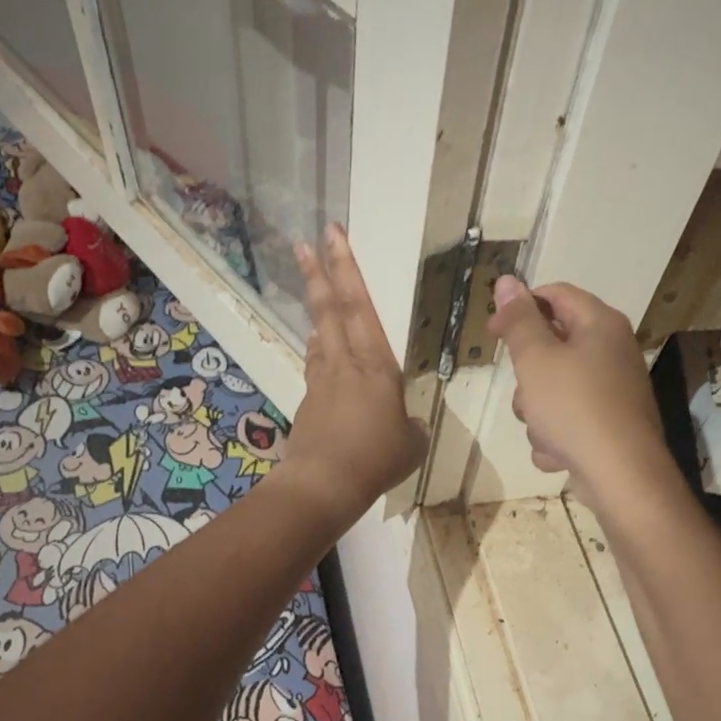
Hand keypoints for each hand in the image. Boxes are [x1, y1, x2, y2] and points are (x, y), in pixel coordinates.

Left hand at [279, 224, 426, 517]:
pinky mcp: (309, 402)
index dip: (348, 268)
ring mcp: (322, 381)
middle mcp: (345, 363)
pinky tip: (322, 354)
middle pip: (330, 308)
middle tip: (307, 242)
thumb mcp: (412, 446)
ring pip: (319, 334)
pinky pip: (316, 366)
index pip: (361, 305)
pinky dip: (319, 352)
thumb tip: (409, 426)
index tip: (334, 236)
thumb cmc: (376, 459)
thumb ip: (413, 428)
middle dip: (319, 272)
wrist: (323, 484)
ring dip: (317, 309)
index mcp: (376, 366)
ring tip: (317, 292)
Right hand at [488, 277, 673, 499]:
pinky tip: (559, 453)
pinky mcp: (610, 426)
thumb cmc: (574, 408)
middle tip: (525, 393)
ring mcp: (613, 392)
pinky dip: (558, 436)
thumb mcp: (536, 360)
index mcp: (600, 324)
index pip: (555, 294)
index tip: (492, 331)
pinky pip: (569, 421)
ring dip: (539, 413)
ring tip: (544, 430)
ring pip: (556, 390)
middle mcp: (612, 352)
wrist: (620, 474)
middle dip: (529, 375)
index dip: (519, 307)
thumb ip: (519, 320)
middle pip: (553, 347)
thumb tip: (507, 280)